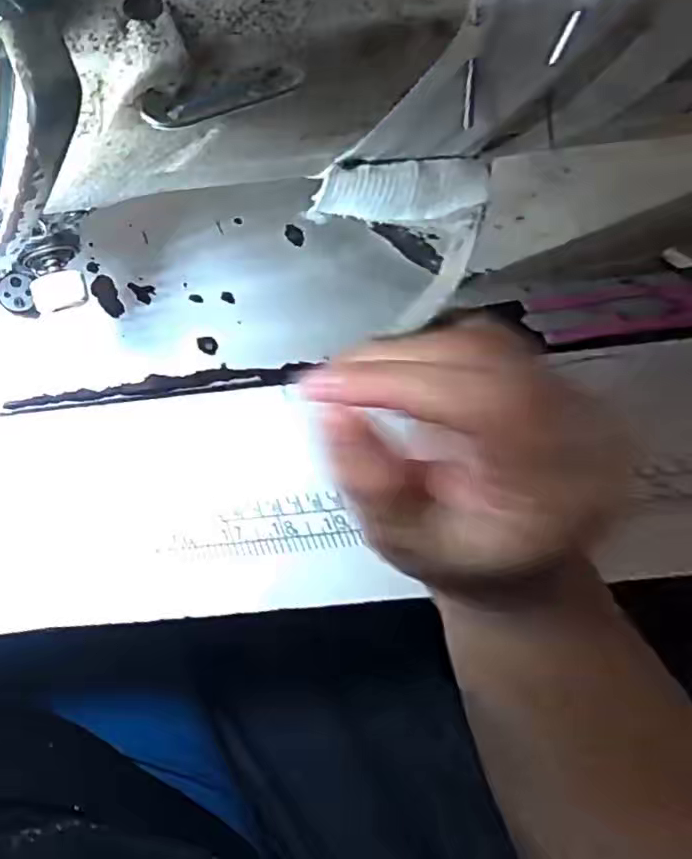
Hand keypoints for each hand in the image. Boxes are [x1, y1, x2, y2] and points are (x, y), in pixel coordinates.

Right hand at [301, 318, 631, 603]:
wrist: (512, 557)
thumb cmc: (454, 554)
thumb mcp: (397, 538)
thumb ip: (366, 482)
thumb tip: (331, 414)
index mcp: (549, 481)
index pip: (484, 402)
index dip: (392, 383)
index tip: (320, 389)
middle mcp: (579, 430)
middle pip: (479, 359)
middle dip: (381, 362)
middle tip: (321, 386)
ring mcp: (569, 400)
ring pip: (472, 340)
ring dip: (392, 353)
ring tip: (347, 383)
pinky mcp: (543, 380)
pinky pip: (475, 340)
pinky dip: (413, 349)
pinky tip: (382, 377)